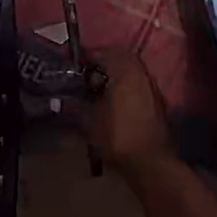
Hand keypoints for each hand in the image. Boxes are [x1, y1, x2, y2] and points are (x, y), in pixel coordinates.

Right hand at [81, 52, 175, 175]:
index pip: (104, 52)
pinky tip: (115, 101)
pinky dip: (126, 85)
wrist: (152, 164)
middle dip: (103, 61)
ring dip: (116, 73)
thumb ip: (75, 106)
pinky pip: (139, 83)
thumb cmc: (118, 137)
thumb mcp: (90, 122)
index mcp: (125, 72)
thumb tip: (58, 100)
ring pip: (132, 70)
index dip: (88, 55)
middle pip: (121, 57)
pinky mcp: (158, 102)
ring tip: (99, 87)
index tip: (75, 62)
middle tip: (87, 73)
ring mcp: (153, 88)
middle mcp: (141, 74)